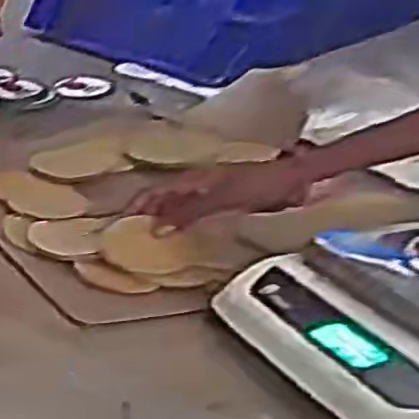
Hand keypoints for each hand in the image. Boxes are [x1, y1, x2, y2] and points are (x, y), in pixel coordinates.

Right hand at [125, 159, 313, 228]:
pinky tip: (178, 237)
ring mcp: (208, 193)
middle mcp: (195, 185)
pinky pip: (190, 215)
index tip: (115, 228)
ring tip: (149, 241)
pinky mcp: (221, 202)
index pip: (149, 193)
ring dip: (160, 223)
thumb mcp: (220, 199)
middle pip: (158, 202)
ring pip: (173, 208)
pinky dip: (179, 226)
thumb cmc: (261, 183)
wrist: (303, 177)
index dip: (131, 209)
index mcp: (190, 180)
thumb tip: (153, 231)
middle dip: (142, 218)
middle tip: (127, 239)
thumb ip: (186, 214)